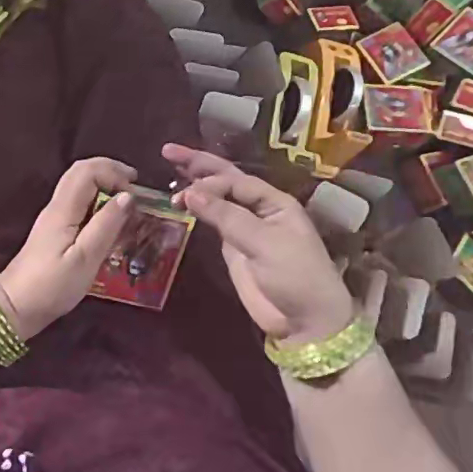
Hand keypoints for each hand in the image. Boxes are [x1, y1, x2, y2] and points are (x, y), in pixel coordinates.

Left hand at [0, 158, 138, 338]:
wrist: (15, 307)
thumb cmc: (52, 286)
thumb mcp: (85, 258)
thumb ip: (106, 225)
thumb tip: (127, 196)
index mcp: (63, 209)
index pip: (87, 171)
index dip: (113, 172)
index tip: (136, 190)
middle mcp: (56, 207)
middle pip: (81, 172)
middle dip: (110, 172)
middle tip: (135, 186)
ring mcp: (53, 219)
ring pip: (79, 187)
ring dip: (104, 186)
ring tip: (127, 202)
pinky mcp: (54, 232)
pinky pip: (78, 204)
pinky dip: (97, 202)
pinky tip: (110, 221)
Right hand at [164, 144, 354, 344]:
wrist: (304, 321)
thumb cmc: (296, 275)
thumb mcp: (264, 243)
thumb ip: (227, 217)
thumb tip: (190, 194)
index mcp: (275, 202)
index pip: (236, 181)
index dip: (210, 178)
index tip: (186, 187)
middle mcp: (260, 209)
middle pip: (226, 180)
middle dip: (199, 166)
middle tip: (168, 151)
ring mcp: (245, 228)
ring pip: (216, 200)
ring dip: (194, 187)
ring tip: (169, 177)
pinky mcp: (234, 248)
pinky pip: (213, 222)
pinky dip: (196, 210)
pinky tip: (181, 202)